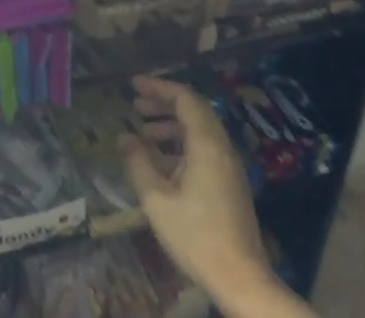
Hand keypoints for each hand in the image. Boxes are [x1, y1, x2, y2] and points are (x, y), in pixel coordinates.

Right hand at [121, 75, 314, 317]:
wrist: (240, 278)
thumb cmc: (196, 236)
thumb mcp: (157, 200)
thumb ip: (139, 163)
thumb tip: (125, 137)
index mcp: (207, 146)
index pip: (186, 99)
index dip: (159, 87)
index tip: (133, 85)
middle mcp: (222, 150)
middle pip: (195, 112)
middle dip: (164, 104)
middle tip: (136, 106)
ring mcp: (229, 168)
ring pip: (200, 132)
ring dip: (171, 127)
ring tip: (143, 134)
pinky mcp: (229, 185)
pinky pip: (204, 151)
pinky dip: (181, 146)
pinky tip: (160, 163)